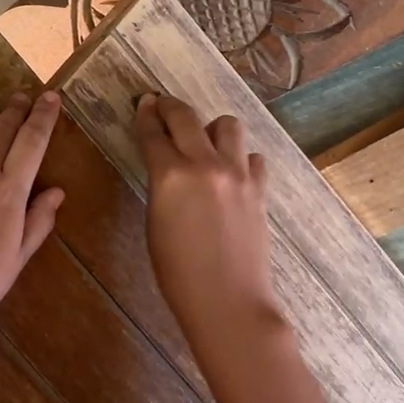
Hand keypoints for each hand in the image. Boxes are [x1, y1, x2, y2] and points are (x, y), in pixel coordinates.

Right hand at [135, 94, 281, 339]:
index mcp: (170, 174)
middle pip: (186, 116)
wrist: (227, 300)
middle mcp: (205, 164)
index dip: (145, 114)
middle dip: (170, 107)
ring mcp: (238, 174)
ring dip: (211, 128)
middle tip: (163, 107)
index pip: (153, 132)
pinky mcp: (259, 189)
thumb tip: (165, 164)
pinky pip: (251, 156)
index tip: (144, 102)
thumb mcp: (155, 220)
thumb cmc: (176, 271)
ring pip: (227, 125)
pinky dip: (239, 157)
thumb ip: (161, 184)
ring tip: (204, 142)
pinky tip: (231, 173)